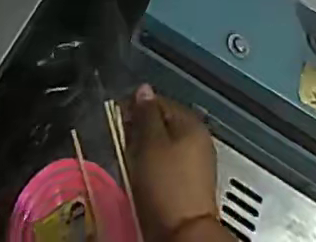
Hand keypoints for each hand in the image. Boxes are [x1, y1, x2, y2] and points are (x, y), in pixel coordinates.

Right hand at [127, 84, 219, 239]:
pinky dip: (153, 167)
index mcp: (192, 122)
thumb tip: (143, 89)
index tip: (116, 116)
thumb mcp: (151, 144)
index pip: (160, 102)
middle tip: (121, 140)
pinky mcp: (189, 185)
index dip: (136, 105)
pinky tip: (142, 176)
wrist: (183, 235)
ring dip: (145, 149)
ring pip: (164, 145)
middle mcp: (198, 138)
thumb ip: (146, 114)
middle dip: (140, 129)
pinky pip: (167, 165)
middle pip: (163, 124)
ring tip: (129, 159)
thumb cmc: (166, 186)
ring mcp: (196, 162)